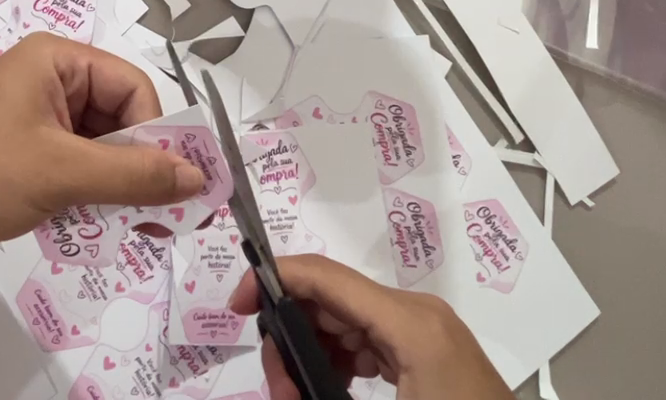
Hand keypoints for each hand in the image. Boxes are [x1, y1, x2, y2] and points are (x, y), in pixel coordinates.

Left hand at [0, 34, 204, 255]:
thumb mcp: (63, 173)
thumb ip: (135, 176)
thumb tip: (199, 178)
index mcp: (55, 58)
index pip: (131, 85)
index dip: (156, 133)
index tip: (173, 186)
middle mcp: (49, 76)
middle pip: (119, 114)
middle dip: (139, 165)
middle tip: (163, 218)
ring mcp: (36, 111)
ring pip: (101, 143)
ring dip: (118, 184)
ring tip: (135, 228)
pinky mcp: (28, 144)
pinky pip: (78, 160)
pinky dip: (93, 189)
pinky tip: (100, 223)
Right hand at [231, 255, 510, 399]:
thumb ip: (324, 390)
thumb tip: (283, 385)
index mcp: (412, 324)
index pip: (324, 276)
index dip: (271, 279)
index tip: (236, 305)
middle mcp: (418, 314)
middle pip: (330, 298)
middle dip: (289, 333)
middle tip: (277, 384)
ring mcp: (426, 331)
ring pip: (344, 317)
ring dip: (310, 348)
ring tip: (295, 390)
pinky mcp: (429, 352)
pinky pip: (367, 336)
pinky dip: (338, 356)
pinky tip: (327, 385)